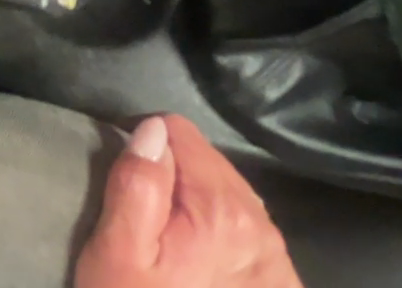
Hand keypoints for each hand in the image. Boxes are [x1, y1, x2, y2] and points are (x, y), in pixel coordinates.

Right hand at [75, 114, 303, 287]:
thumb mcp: (118, 249)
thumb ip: (138, 183)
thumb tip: (152, 130)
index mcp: (221, 211)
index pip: (180, 134)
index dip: (144, 144)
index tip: (126, 176)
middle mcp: (262, 229)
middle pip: (210, 160)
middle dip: (173, 170)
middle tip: (142, 210)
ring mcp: (280, 261)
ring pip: (231, 192)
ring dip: (196, 196)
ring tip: (166, 229)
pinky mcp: (283, 284)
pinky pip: (248, 227)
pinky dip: (219, 225)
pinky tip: (197, 252)